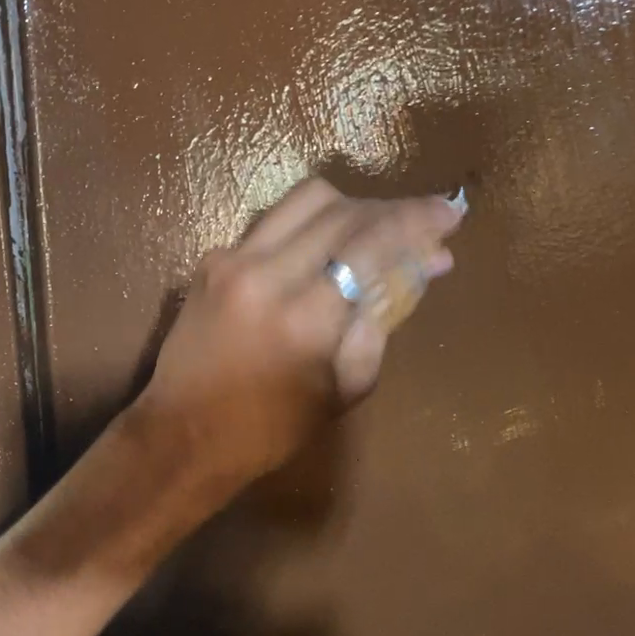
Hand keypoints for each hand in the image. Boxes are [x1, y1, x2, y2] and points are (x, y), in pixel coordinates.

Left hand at [134, 177, 462, 488]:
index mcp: (305, 318)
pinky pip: (274, 223)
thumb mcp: (344, 387)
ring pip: (306, 200)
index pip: (371, 245)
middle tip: (424, 222)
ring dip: (351, 207)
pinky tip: (323, 252)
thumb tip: (425, 266)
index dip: (417, 221)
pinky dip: (309, 228)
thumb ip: (381, 321)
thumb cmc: (272, 429)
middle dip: (392, 210)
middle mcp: (266, 274)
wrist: (184, 435)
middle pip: (343, 211)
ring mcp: (232, 259)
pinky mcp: (212, 259)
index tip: (449, 212)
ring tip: (377, 230)